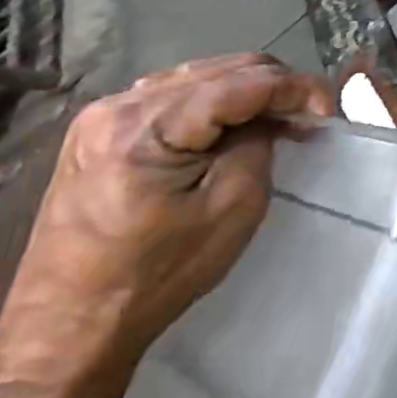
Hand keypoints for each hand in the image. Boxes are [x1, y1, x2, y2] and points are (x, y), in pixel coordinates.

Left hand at [0, 54, 334, 397]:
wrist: (66, 330)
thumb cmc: (155, 277)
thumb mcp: (232, 209)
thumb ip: (259, 144)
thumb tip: (274, 114)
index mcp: (147, 126)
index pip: (243, 82)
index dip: (297, 87)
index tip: (330, 110)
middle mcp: (120, 104)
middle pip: (222, 68)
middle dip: (274, 87)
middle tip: (306, 119)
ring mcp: (103, 113)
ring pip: (199, 74)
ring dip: (245, 91)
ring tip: (273, 121)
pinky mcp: (98, 128)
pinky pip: (173, 93)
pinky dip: (212, 101)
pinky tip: (228, 125)